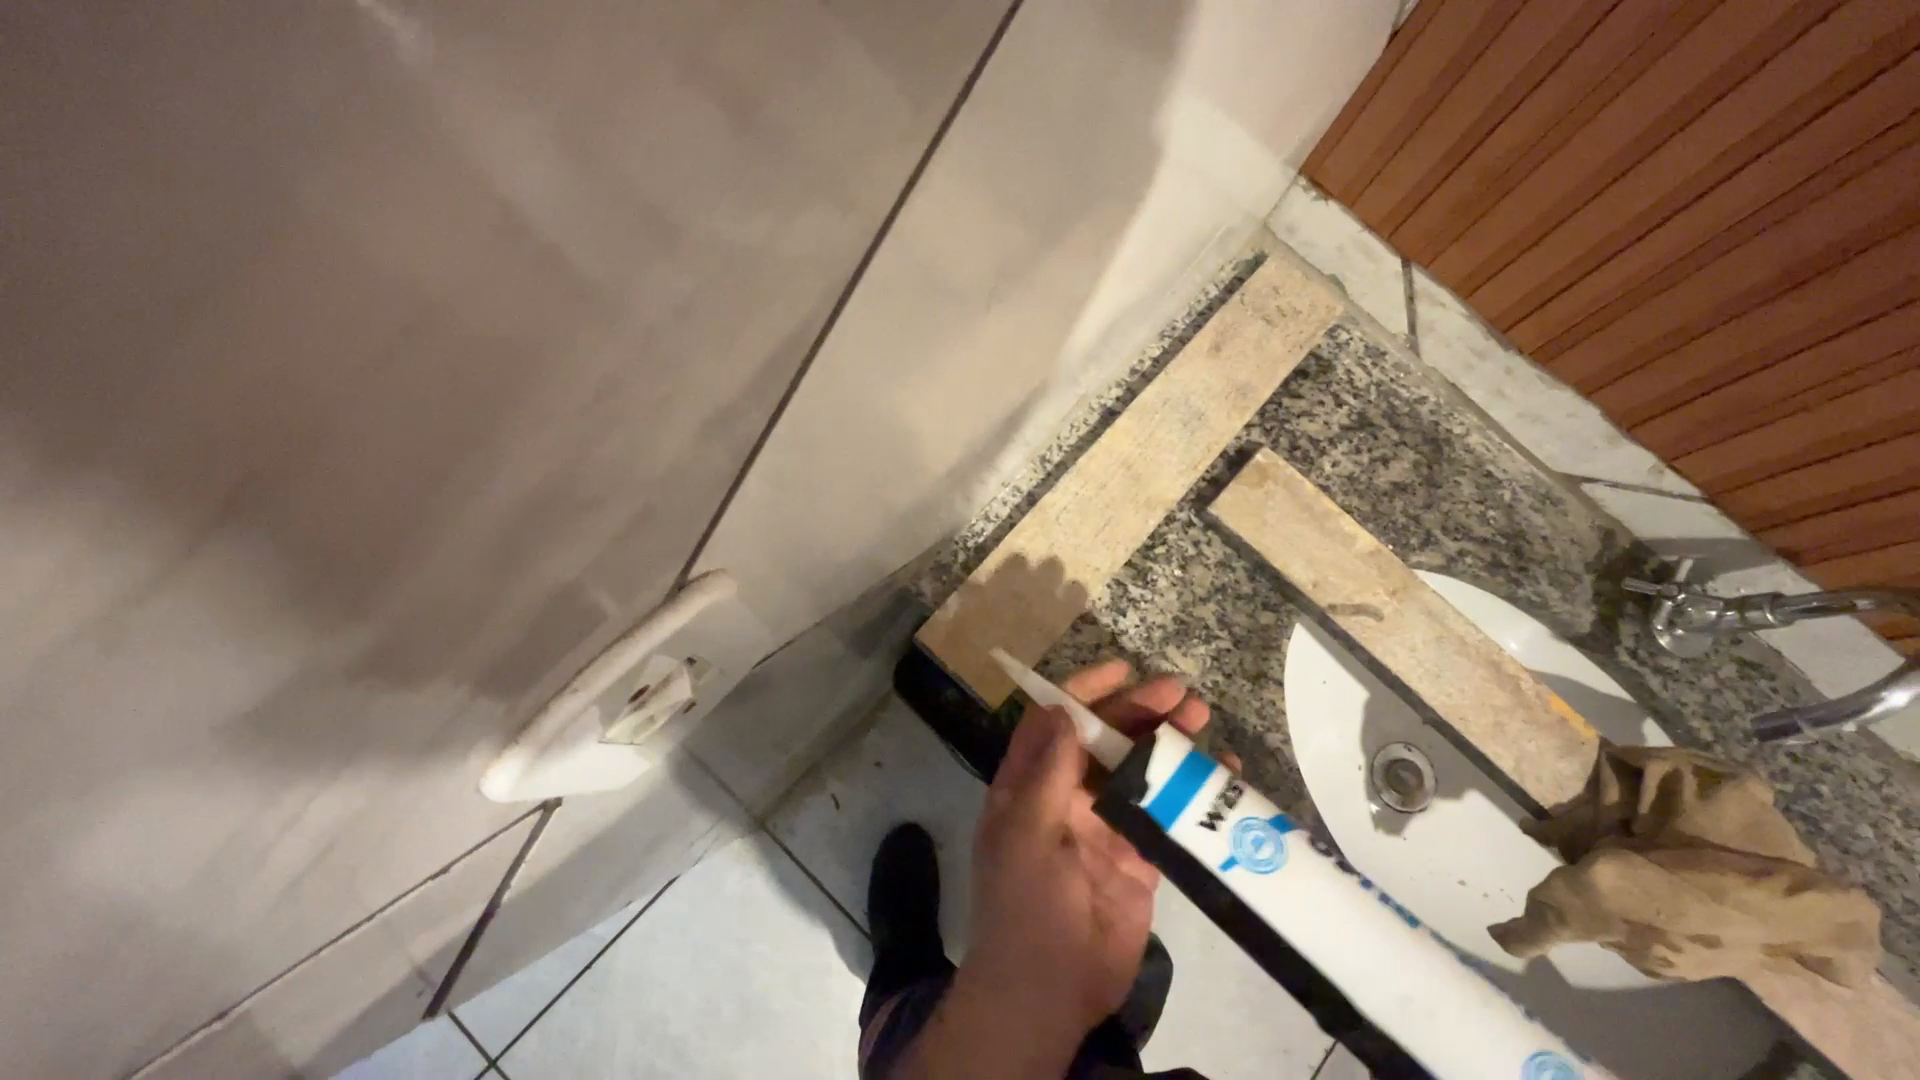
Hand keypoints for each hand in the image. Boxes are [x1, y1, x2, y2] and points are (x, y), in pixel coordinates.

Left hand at [964, 660, 1212, 1036]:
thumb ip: (1047, 772)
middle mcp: (1066, 797)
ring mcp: (1105, 827)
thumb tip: (1064, 711)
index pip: (1055, 722)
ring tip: (1203, 722)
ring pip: (1139, 771)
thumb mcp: (1025, 832)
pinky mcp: (1140, 858)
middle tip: (1184, 697)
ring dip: (1168, 745)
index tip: (1123, 670)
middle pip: (1104, 741)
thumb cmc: (1026, 906)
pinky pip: (1166, 815)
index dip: (1085, 691)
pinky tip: (1222, 774)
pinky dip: (1191, 793)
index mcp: (1029, 785)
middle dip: (1140, 713)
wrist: (1048, 992)